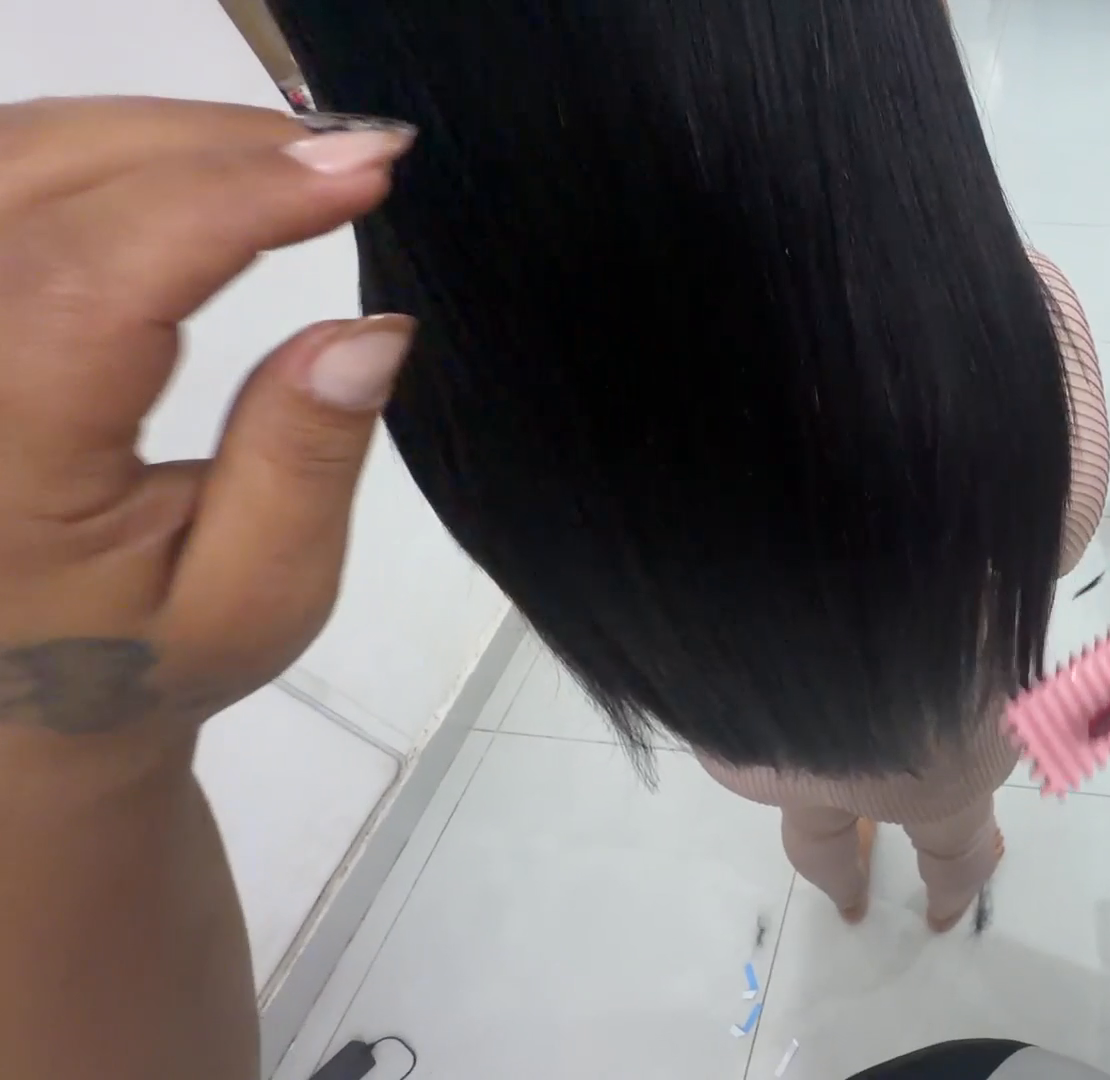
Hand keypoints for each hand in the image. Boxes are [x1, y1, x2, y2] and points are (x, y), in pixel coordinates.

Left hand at [0, 98, 413, 766]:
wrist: (4, 699)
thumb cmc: (149, 657)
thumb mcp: (262, 588)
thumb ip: (305, 460)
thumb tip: (373, 332)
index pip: (93, 283)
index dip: (233, 205)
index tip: (367, 172)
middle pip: (22, 184)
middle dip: (205, 143)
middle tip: (356, 148)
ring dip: (157, 134)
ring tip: (296, 154)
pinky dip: (98, 152)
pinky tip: (196, 170)